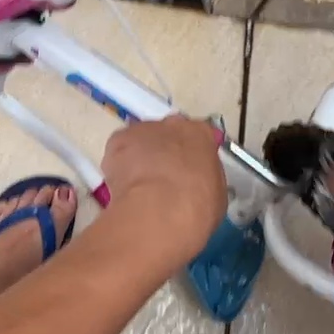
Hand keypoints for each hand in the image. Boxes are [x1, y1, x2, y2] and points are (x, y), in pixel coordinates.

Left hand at [99, 117, 226, 266]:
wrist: (161, 209)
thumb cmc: (197, 206)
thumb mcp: (215, 193)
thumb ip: (203, 178)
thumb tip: (193, 182)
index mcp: (200, 135)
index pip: (196, 137)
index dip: (189, 156)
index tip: (187, 172)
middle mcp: (171, 125)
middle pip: (166, 134)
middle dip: (164, 152)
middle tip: (162, 179)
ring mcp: (142, 130)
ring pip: (140, 141)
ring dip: (140, 158)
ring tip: (139, 186)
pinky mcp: (117, 141)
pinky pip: (119, 151)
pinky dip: (120, 165)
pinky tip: (123, 186)